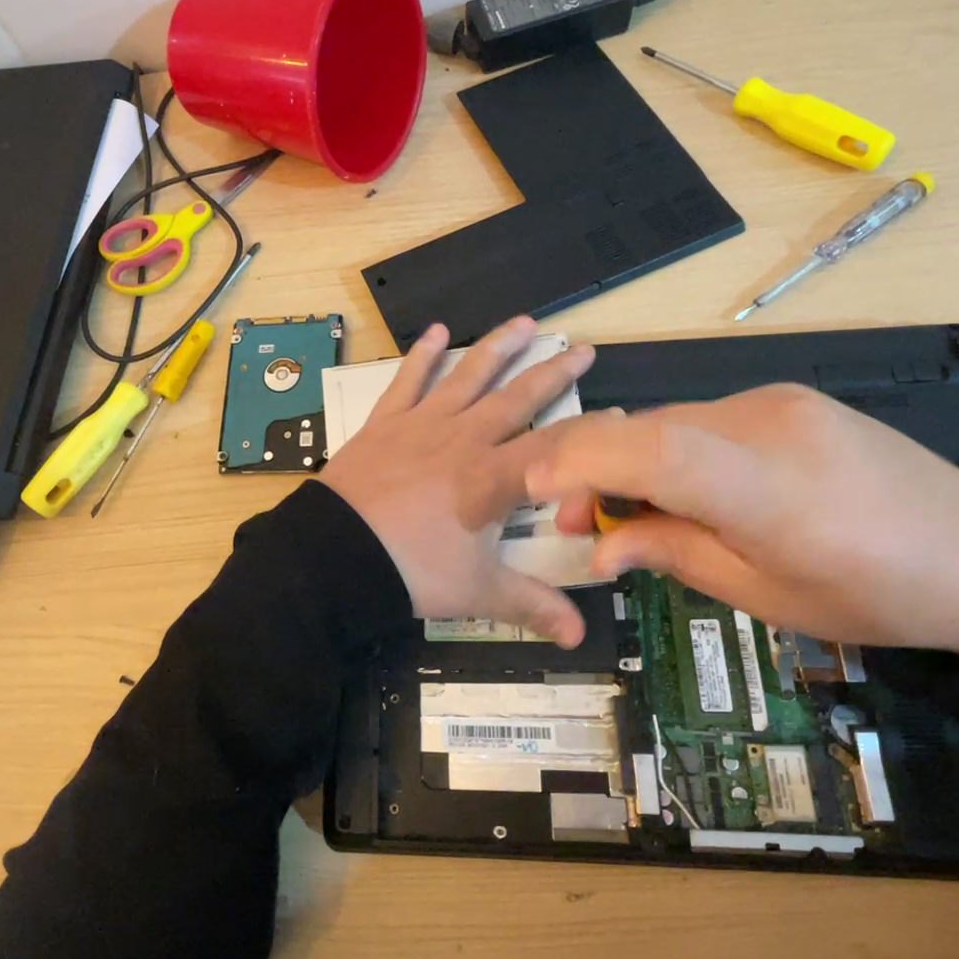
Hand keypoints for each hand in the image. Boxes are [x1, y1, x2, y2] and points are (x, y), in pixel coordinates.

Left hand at [321, 317, 595, 646]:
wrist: (336, 556)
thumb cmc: (412, 571)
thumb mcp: (478, 592)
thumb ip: (531, 606)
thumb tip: (578, 637)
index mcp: (494, 478)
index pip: (557, 449)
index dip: (593, 433)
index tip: (621, 413)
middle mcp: (465, 439)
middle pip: (519, 399)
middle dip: (553, 374)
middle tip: (582, 350)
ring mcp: (423, 424)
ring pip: (468, 377)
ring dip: (498, 348)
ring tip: (524, 322)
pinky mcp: (385, 422)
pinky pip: (407, 381)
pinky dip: (422, 355)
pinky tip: (435, 330)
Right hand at [524, 384, 958, 660]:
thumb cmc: (875, 595)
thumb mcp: (764, 594)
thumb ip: (673, 553)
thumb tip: (598, 546)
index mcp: (768, 487)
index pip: (653, 448)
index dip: (581, 457)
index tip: (528, 482)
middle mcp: (767, 423)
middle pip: (647, 429)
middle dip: (591, 468)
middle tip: (564, 518)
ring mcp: (778, 401)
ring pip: (669, 422)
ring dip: (630, 462)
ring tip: (619, 514)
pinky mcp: (786, 399)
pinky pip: (703, 421)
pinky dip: (670, 453)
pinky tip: (677, 492)